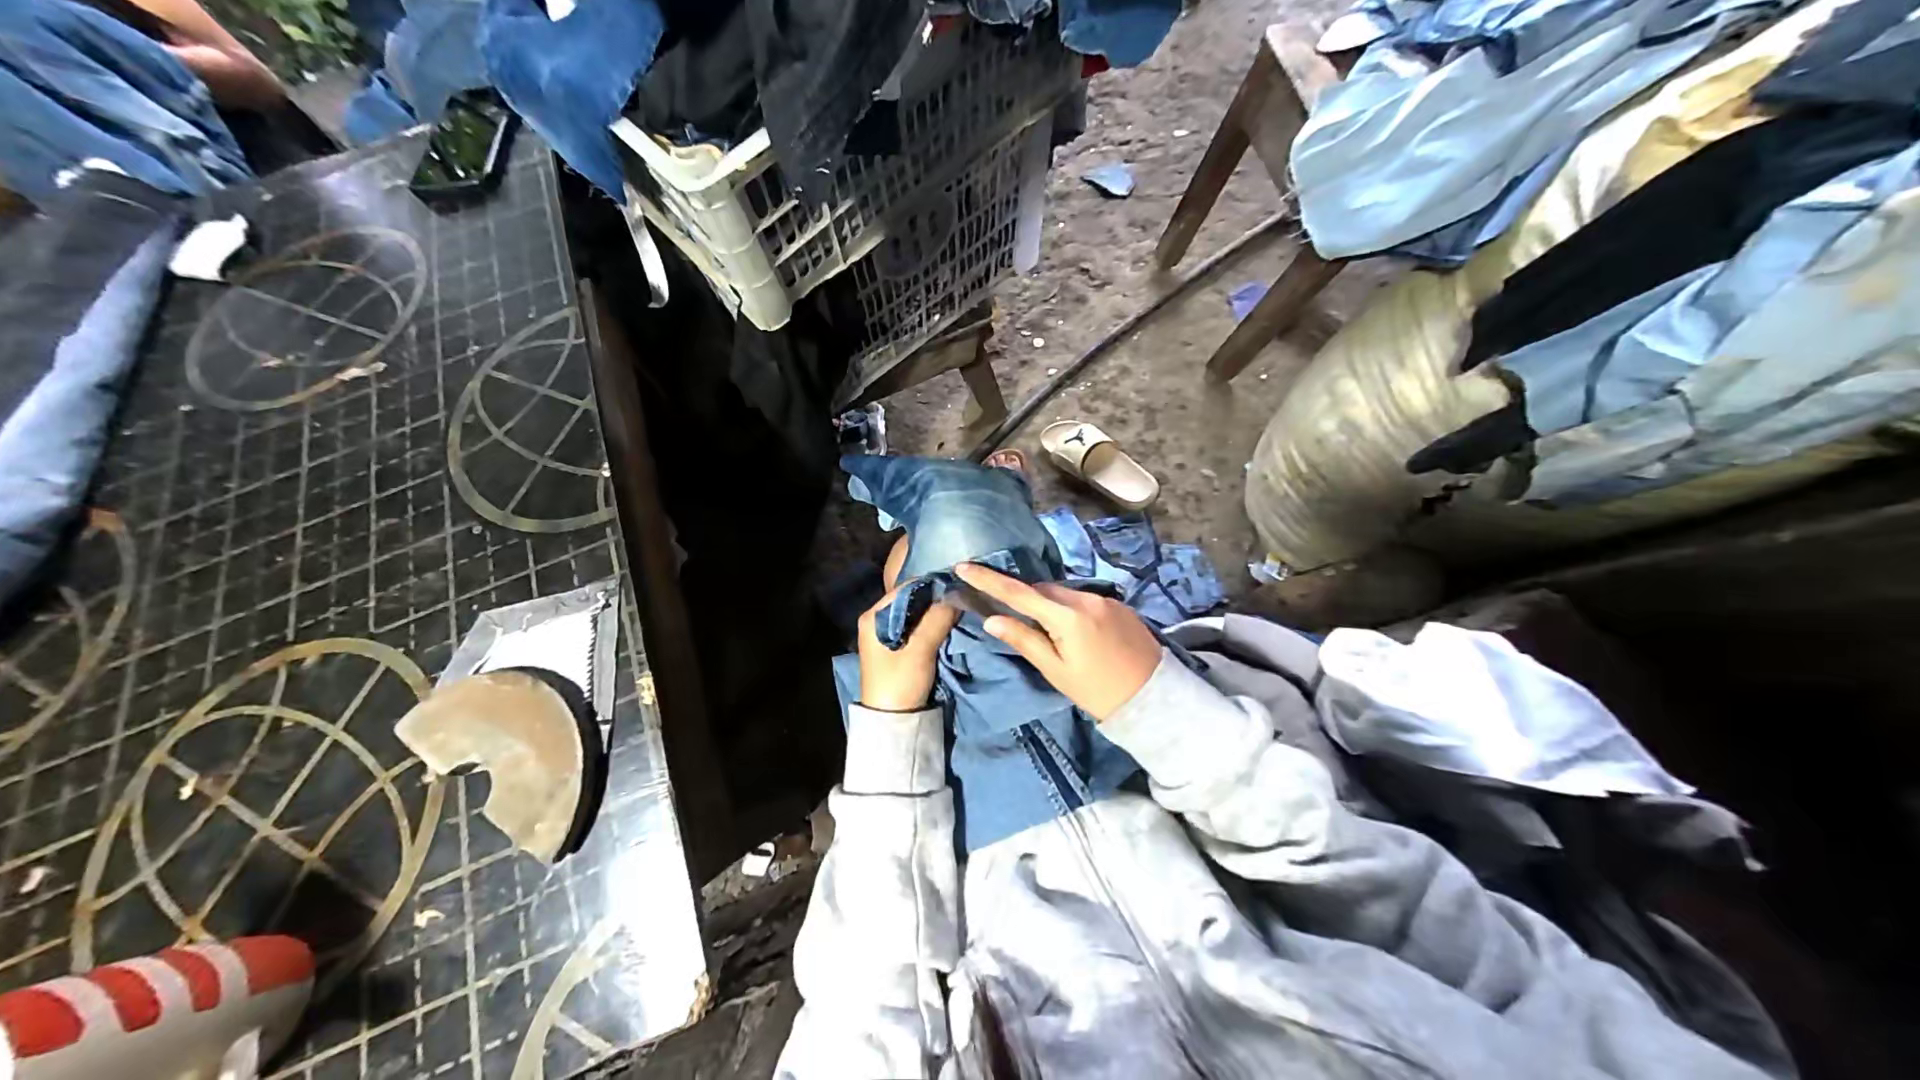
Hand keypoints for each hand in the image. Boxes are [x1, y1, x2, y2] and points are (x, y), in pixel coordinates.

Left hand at [857, 588, 960, 711]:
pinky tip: (947, 622)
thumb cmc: (900, 682)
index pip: (904, 588)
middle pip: (909, 599)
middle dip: (933, 597)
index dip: (930, 584)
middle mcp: (876, 620)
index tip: (955, 583)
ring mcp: (885, 634)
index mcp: (873, 616)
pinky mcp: (896, 646)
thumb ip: (937, 619)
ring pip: (914, 613)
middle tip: (960, 594)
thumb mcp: (920, 649)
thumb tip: (956, 595)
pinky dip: (930, 623)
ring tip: (957, 606)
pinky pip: (915, 626)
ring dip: (933, 611)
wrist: (892, 721)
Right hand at [954, 563, 1161, 720]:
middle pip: (1043, 589)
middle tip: (1017, 622)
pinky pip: (1085, 600)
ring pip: (1064, 594)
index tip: (963, 565)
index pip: (1018, 593)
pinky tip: (1080, 635)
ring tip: (1055, 636)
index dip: (988, 579)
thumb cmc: (1097, 691)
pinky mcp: (1120, 605)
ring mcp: (1106, 599)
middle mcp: (1086, 598)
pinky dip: (1072, 610)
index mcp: (1067, 616)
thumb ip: (1024, 640)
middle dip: (1026, 599)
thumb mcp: (1055, 670)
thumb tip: (993, 619)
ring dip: (1051, 605)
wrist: (1154, 698)